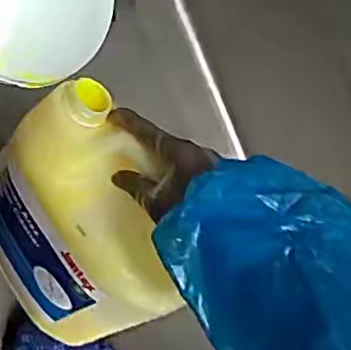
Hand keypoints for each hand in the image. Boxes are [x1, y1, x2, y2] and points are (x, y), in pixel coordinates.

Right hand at [109, 107, 220, 221]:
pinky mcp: (222, 177)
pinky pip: (194, 166)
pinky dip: (181, 169)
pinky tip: (176, 182)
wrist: (236, 234)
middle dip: (148, 141)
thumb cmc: (194, 215)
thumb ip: (137, 187)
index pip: (146, 130)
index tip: (114, 115)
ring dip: (166, 157)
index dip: (128, 122)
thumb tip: (120, 177)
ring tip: (152, 167)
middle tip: (130, 142)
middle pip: (165, 141)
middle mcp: (196, 150)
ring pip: (182, 154)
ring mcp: (212, 161)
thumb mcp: (159, 204)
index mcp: (177, 150)